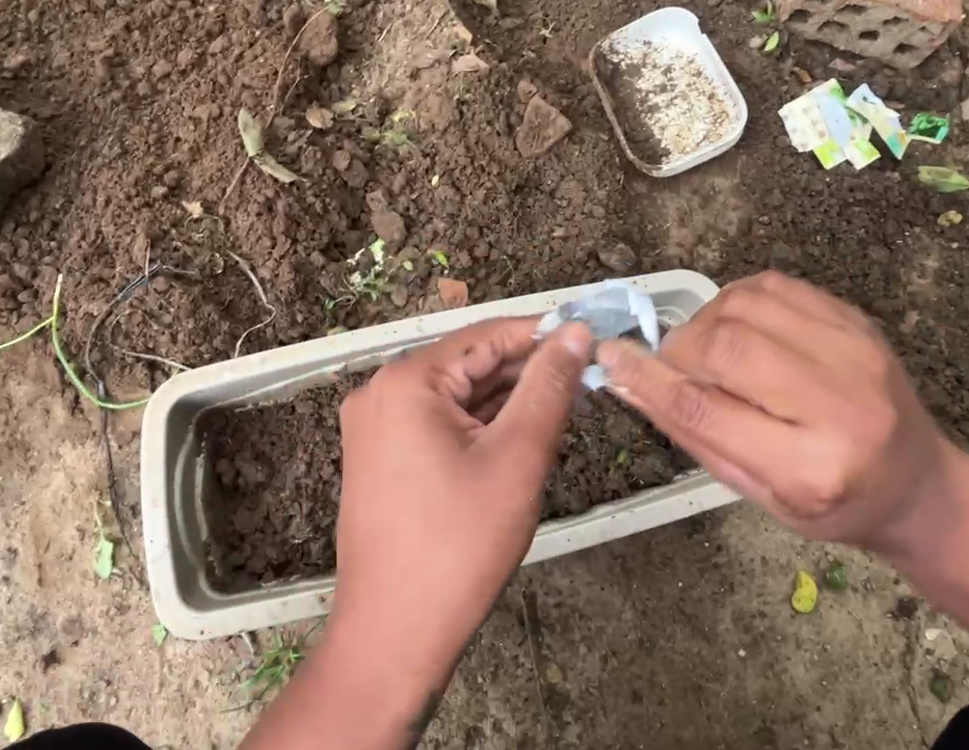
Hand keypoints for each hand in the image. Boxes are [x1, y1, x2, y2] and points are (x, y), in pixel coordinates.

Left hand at [327, 317, 593, 677]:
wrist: (392, 636)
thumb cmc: (458, 545)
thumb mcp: (516, 457)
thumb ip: (549, 386)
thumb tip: (575, 332)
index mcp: (406, 380)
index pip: (487, 335)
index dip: (543, 334)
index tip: (591, 337)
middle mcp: (382, 392)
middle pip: (470, 364)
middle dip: (528, 372)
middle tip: (587, 380)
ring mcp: (377, 427)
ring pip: (457, 396)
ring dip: (507, 401)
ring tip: (565, 407)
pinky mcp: (382, 458)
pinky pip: (440, 423)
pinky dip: (481, 426)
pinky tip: (521, 435)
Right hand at [596, 272, 957, 555]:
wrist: (916, 482)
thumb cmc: (830, 504)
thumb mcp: (756, 493)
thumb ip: (692, 432)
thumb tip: (628, 378)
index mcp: (811, 470)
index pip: (706, 410)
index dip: (648, 379)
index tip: (610, 355)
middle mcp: (841, 404)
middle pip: (727, 347)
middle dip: (680, 350)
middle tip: (672, 365)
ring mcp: (855, 352)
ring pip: (745, 306)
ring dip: (706, 322)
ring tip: (708, 350)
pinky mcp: (856, 320)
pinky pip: (773, 285)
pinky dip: (736, 301)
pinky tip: (737, 327)